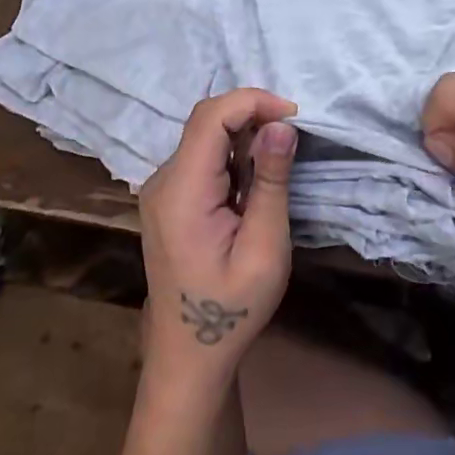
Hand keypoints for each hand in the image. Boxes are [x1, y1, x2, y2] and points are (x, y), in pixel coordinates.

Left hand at [138, 89, 298, 390]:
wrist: (189, 353)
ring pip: (203, 136)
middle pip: (205, 121)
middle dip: (251, 114)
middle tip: (292, 136)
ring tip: (276, 163)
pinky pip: (200, 157)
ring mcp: (160, 188)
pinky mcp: (167, 197)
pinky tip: (252, 181)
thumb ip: (269, 182)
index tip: (294, 116)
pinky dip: (231, 154)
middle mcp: (163, 180)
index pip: (210, 117)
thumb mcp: (263, 248)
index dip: (252, 101)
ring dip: (243, 135)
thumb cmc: (232, 307)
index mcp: (181, 191)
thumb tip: (281, 125)